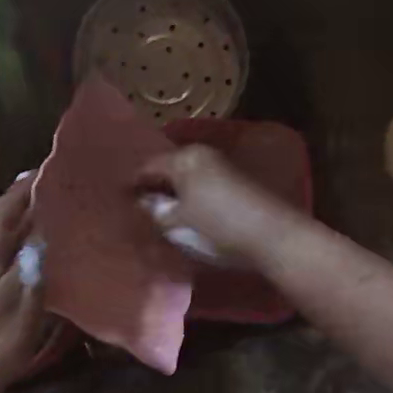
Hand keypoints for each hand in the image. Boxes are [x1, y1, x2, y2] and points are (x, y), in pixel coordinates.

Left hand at [0, 178, 47, 392]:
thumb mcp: (26, 294)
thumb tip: (42, 226)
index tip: (49, 168)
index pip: (7, 203)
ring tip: (44, 216)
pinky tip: (23, 251)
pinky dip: (9, 245)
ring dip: (16, 225)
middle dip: (23, 202)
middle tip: (54, 189)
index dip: (28, 186)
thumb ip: (34, 255)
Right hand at [136, 145, 304, 267]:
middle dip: (154, 187)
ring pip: (186, 178)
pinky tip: (185, 214)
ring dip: (173, 193)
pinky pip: (201, 185)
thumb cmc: (217, 227)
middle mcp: (202, 155)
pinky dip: (190, 197)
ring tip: (159, 214)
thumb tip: (142, 202)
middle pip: (168, 169)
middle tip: (137, 208)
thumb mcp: (177, 223)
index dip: (132, 183)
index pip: (147, 166)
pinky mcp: (236, 183)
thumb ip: (155, 210)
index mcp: (183, 159)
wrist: (272, 237)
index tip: (120, 200)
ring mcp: (221, 167)